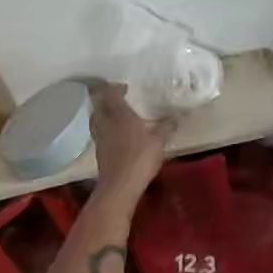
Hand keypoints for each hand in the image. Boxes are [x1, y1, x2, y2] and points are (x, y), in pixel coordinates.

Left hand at [90, 83, 168, 197]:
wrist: (120, 185)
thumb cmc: (140, 157)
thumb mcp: (159, 141)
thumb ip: (166, 127)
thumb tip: (175, 118)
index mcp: (119, 114)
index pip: (110, 94)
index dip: (115, 88)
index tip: (124, 87)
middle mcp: (105, 122)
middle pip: (98, 104)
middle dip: (106, 99)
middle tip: (117, 98)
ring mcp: (99, 137)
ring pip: (96, 118)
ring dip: (103, 113)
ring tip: (115, 115)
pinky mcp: (99, 150)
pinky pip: (99, 132)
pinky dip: (105, 127)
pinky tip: (115, 133)